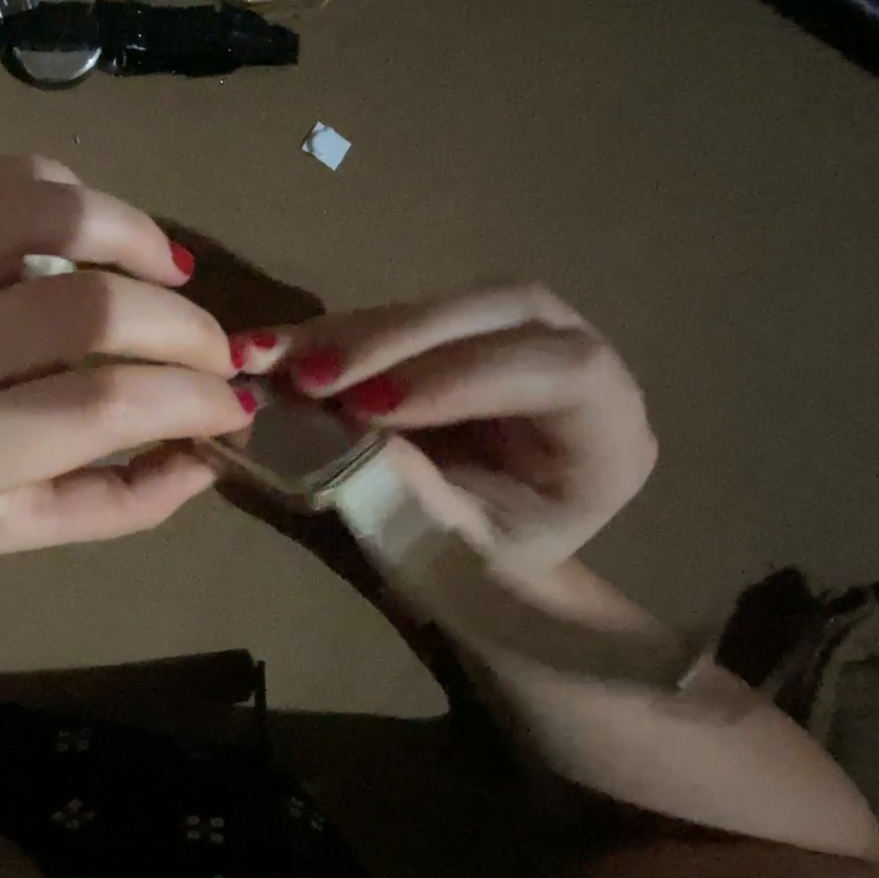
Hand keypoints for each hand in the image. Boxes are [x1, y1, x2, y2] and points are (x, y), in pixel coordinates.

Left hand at [0, 156, 251, 566]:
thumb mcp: (17, 537)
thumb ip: (117, 503)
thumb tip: (209, 452)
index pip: (88, 409)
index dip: (183, 398)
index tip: (230, 405)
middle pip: (71, 309)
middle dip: (174, 324)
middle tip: (211, 349)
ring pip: (21, 215)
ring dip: (120, 227)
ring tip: (166, 268)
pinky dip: (51, 185)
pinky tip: (86, 224)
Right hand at [234, 282, 656, 569]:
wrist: (472, 569)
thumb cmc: (478, 574)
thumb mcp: (455, 552)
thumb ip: (414, 491)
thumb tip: (342, 430)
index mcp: (606, 435)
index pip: (559, 372)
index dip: (462, 377)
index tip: (368, 408)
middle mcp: (574, 369)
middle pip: (503, 309)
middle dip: (399, 336)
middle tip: (313, 375)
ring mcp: (511, 344)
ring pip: (443, 304)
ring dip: (354, 332)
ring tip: (277, 361)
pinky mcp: (452, 341)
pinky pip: (392, 319)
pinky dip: (328, 335)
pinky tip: (272, 349)